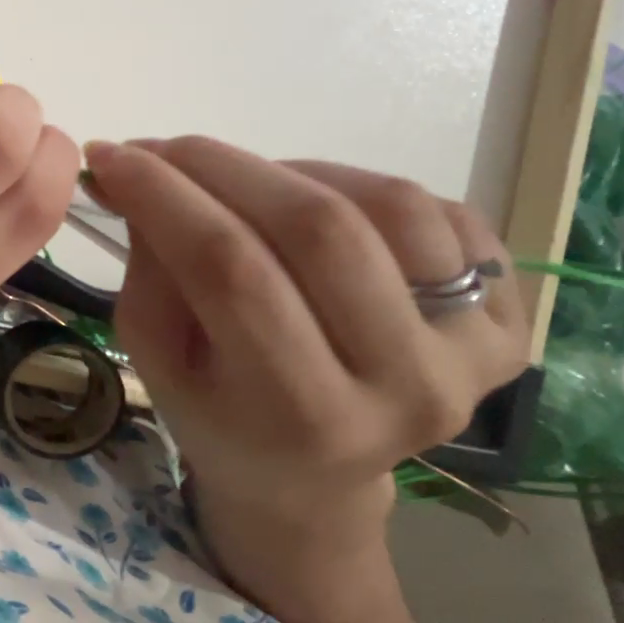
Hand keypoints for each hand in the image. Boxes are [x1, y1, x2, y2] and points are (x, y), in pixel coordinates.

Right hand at [85, 137, 529, 619]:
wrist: (309, 473)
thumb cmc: (211, 411)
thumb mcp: (152, 353)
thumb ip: (148, 265)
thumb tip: (136, 171)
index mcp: (302, 412)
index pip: (232, 272)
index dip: (163, 195)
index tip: (109, 154)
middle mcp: (409, 387)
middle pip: (319, 230)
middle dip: (220, 166)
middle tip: (163, 150)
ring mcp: (476, 356)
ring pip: (391, 205)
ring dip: (292, 170)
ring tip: (242, 184)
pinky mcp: (515, 325)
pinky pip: (446, 214)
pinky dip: (363, 186)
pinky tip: (315, 207)